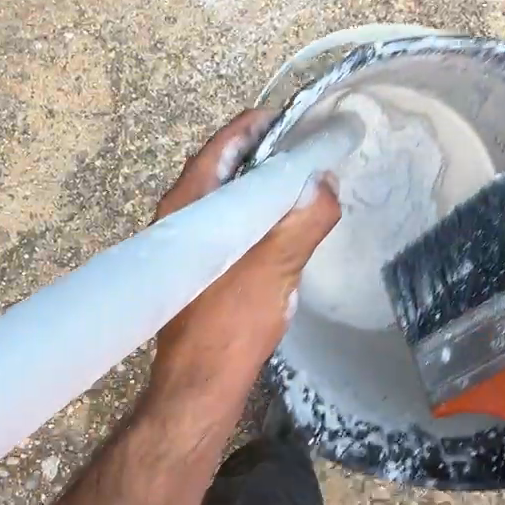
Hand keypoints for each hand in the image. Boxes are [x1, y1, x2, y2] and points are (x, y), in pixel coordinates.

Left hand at [149, 109, 341, 412]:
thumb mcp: (277, 264)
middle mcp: (180, 212)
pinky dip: (255, 210)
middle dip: (265, 151)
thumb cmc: (230, 320)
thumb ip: (305, 217)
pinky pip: (228, 220)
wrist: (198, 385)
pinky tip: (282, 223)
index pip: (225, 142)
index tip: (297, 119)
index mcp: (190, 200)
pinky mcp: (195, 264)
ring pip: (226, 194)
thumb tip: (325, 181)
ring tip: (301, 179)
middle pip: (224, 164)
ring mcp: (184, 240)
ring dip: (261, 182)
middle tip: (307, 147)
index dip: (261, 124)